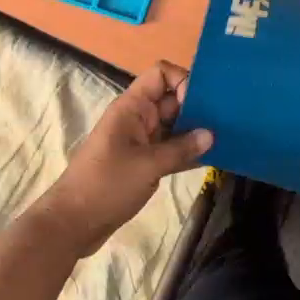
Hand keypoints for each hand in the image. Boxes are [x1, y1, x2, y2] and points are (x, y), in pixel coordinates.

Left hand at [37, 61, 212, 256]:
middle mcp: (138, 118)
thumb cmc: (106, 185)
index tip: (200, 102)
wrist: (72, 225)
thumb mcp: (147, 165)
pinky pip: (172, 148)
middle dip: (198, 106)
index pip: (160, 75)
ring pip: (175, 125)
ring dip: (196, 131)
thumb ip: (181, 149)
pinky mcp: (144, 163)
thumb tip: (211, 135)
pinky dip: (188, 151)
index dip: (182, 80)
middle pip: (172, 99)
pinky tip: (212, 158)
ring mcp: (141, 141)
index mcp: (132, 108)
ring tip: (226, 136)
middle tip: (226, 118)